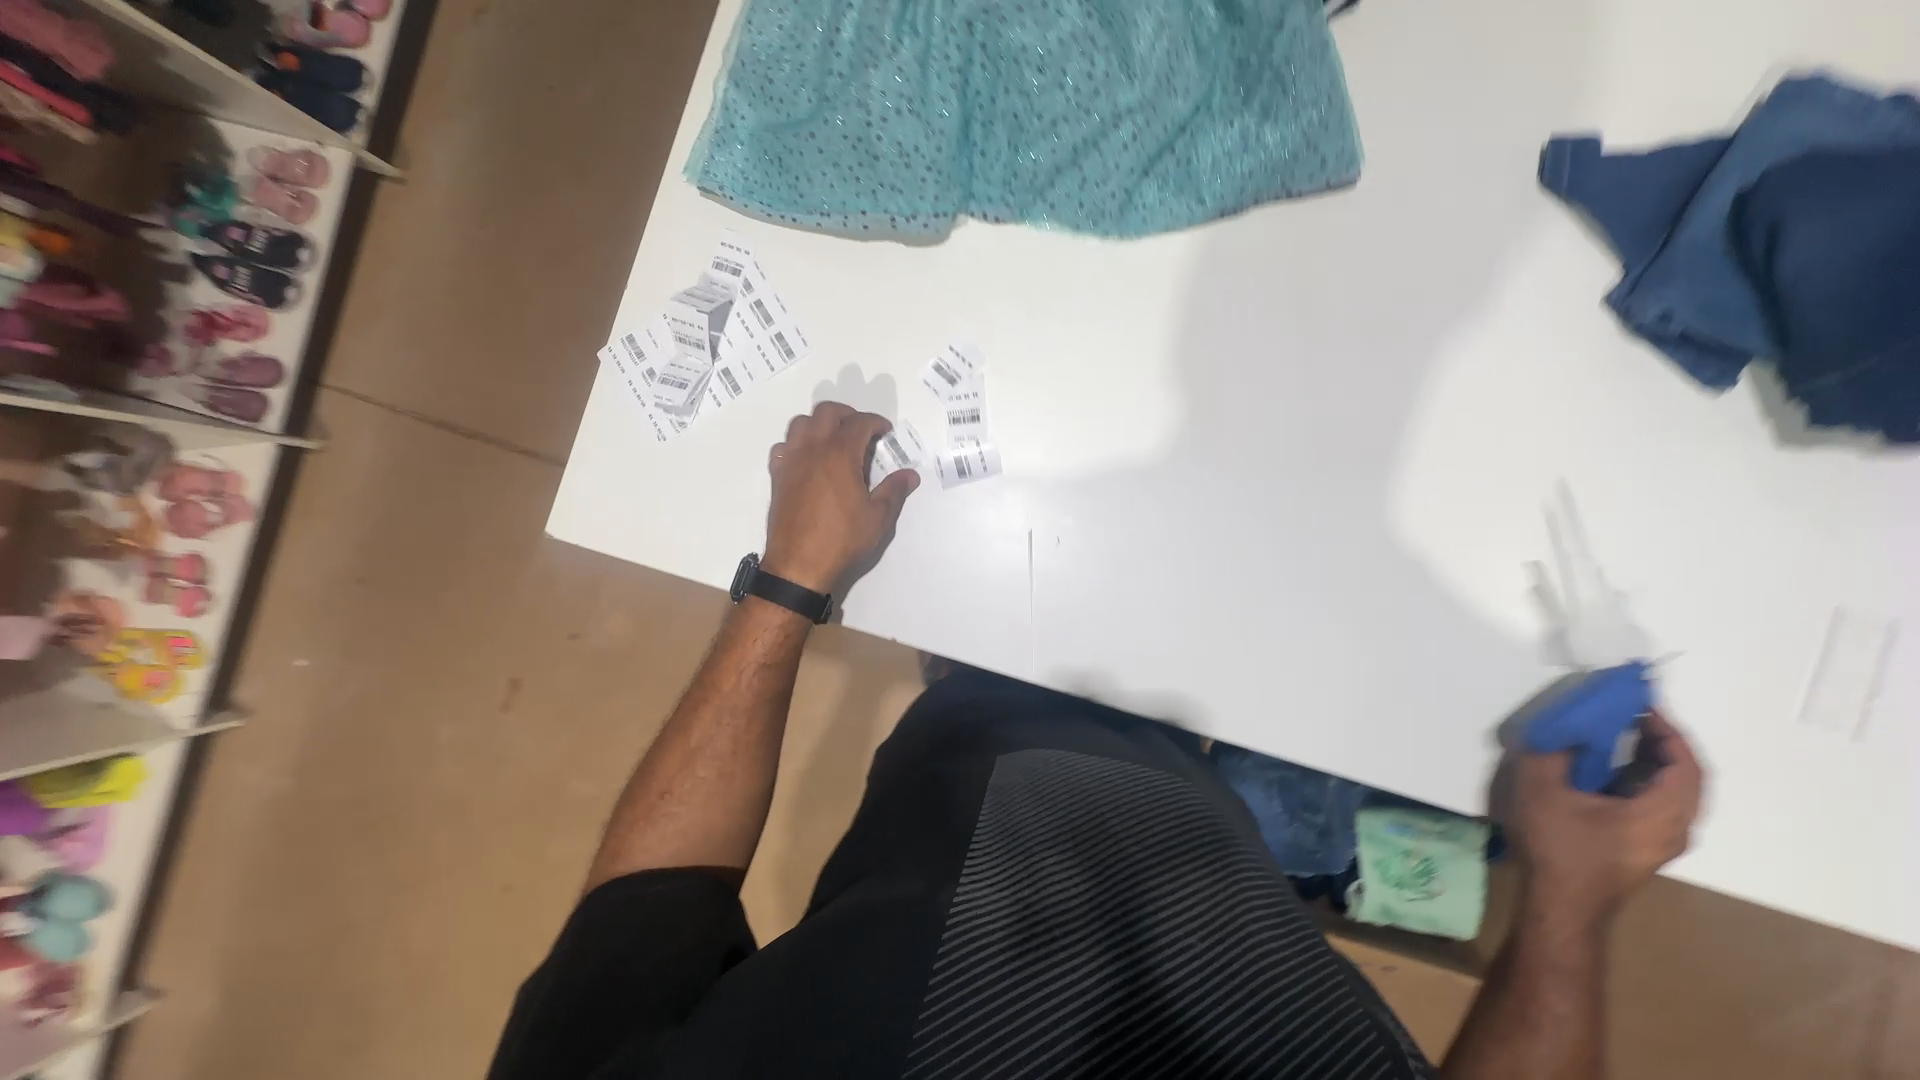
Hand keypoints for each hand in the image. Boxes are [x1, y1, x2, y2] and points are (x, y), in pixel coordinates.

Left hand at [761, 402, 919, 593]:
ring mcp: (791, 461)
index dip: (876, 422)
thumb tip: (910, 475)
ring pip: (801, 423)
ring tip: (834, 441)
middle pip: (826, 412)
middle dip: (847, 415)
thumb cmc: (842, 540)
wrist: (798, 565)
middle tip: (861, 431)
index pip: (859, 423)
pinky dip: (797, 444)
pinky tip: (808, 460)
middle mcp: (812, 449)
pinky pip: (783, 446)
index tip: (885, 432)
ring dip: (819, 424)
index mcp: (840, 454)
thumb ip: (894, 491)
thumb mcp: (878, 518)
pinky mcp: (777, 476)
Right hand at [1504, 710, 1704, 927]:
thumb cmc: (1558, 846)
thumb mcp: (1542, 790)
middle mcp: (1675, 828)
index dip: (1669, 732)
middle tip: (1633, 719)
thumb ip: (1552, 753)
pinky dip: (1647, 781)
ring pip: (1677, 795)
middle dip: (1664, 744)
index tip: (1642, 707)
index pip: (1687, 765)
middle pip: (1688, 779)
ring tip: (1623, 740)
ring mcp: (1663, 843)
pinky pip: (1662, 806)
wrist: (1560, 904)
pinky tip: (1613, 774)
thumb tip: (1565, 731)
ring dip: (1657, 763)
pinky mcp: (1646, 850)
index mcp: (1660, 812)